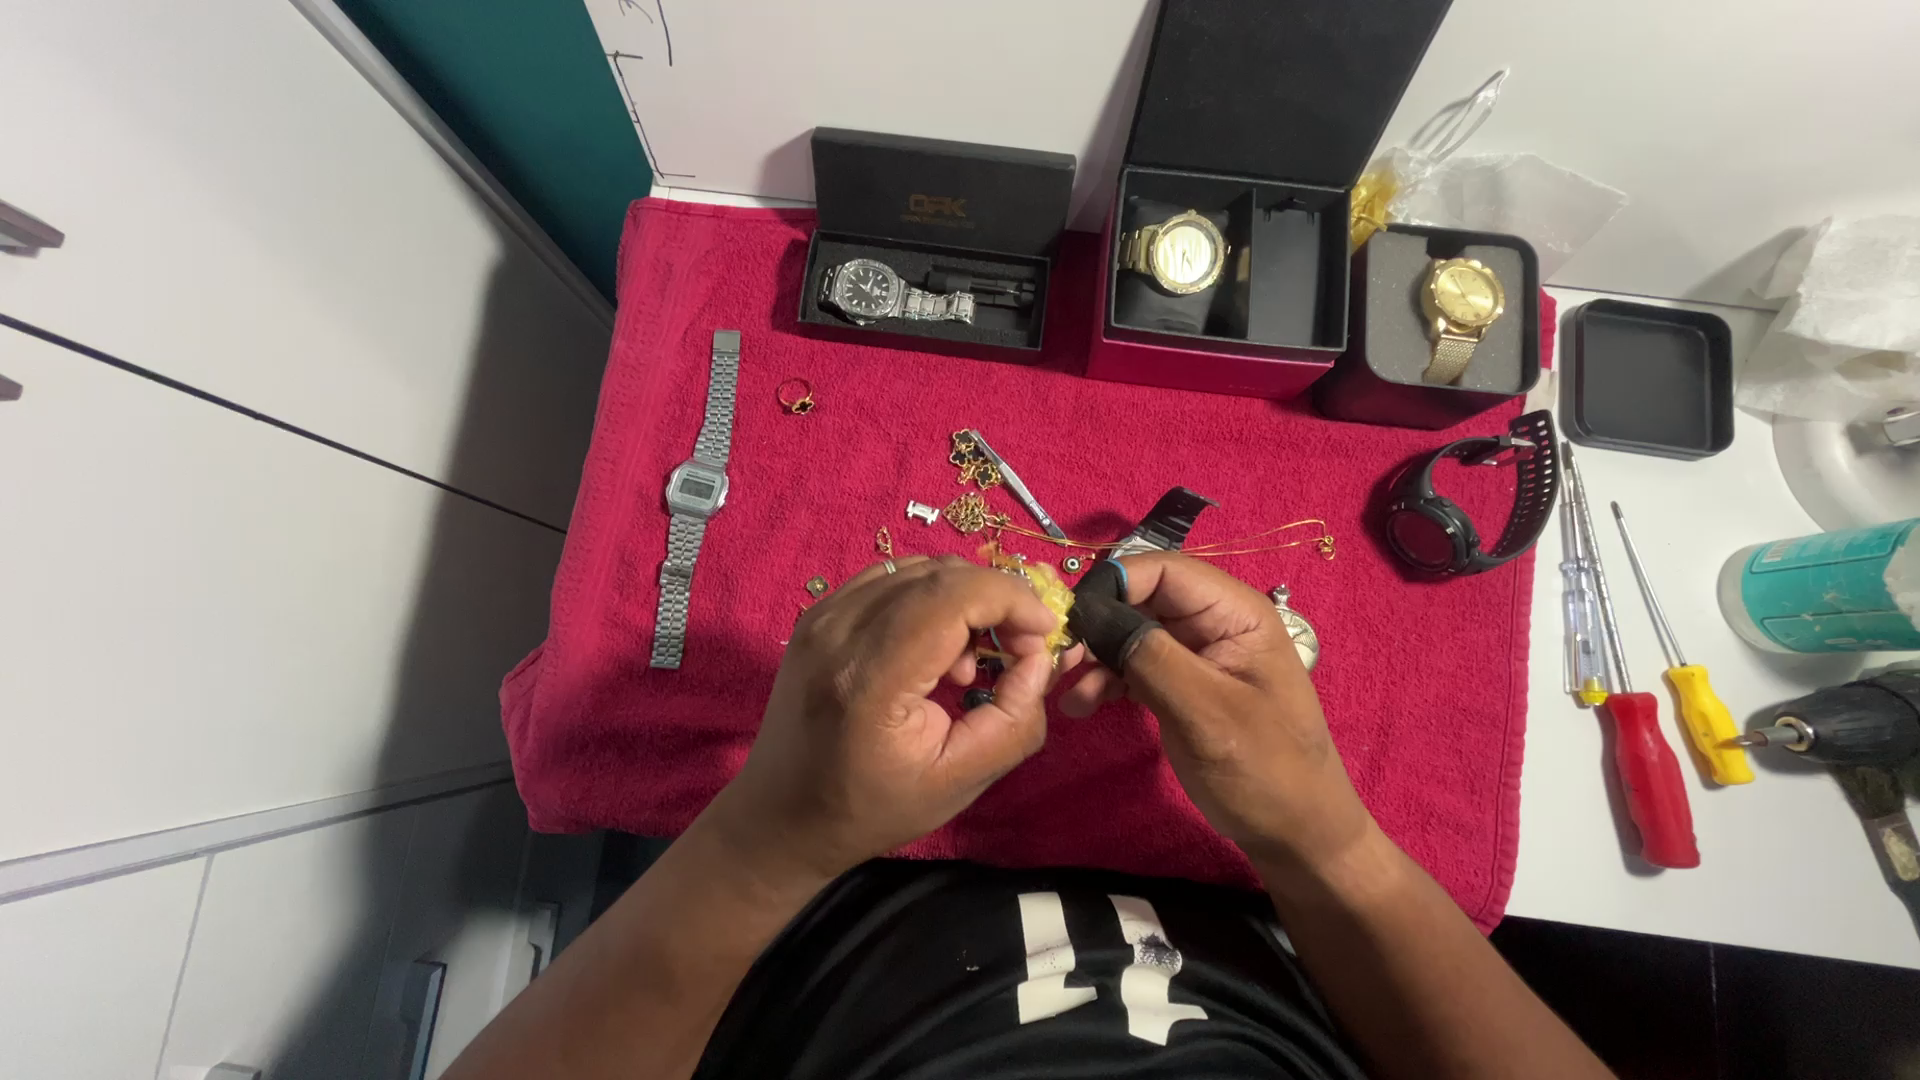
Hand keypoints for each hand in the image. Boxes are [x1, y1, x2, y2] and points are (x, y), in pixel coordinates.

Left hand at [704, 556, 1074, 884]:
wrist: (781, 814)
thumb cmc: (871, 808)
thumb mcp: (959, 781)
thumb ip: (1014, 718)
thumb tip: (1038, 655)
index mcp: (869, 679)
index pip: (952, 596)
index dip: (1011, 598)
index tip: (1044, 631)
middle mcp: (839, 631)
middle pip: (940, 574)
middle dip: (996, 598)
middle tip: (1018, 647)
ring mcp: (822, 615)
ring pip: (918, 568)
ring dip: (963, 599)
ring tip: (970, 661)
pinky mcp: (819, 612)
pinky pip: (892, 578)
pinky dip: (930, 599)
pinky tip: (933, 649)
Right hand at [1059, 553, 1374, 879]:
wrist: (1292, 834)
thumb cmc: (1264, 769)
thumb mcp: (1206, 711)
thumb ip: (1149, 654)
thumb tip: (1090, 612)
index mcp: (1234, 612)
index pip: (1162, 569)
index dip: (1113, 585)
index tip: (1072, 622)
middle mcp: (1210, 621)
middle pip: (1138, 598)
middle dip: (1097, 625)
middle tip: (1061, 662)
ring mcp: (1192, 652)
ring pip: (1127, 632)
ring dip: (1094, 658)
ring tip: (1070, 695)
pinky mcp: (1174, 682)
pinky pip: (1129, 665)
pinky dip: (1102, 681)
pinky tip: (1081, 707)